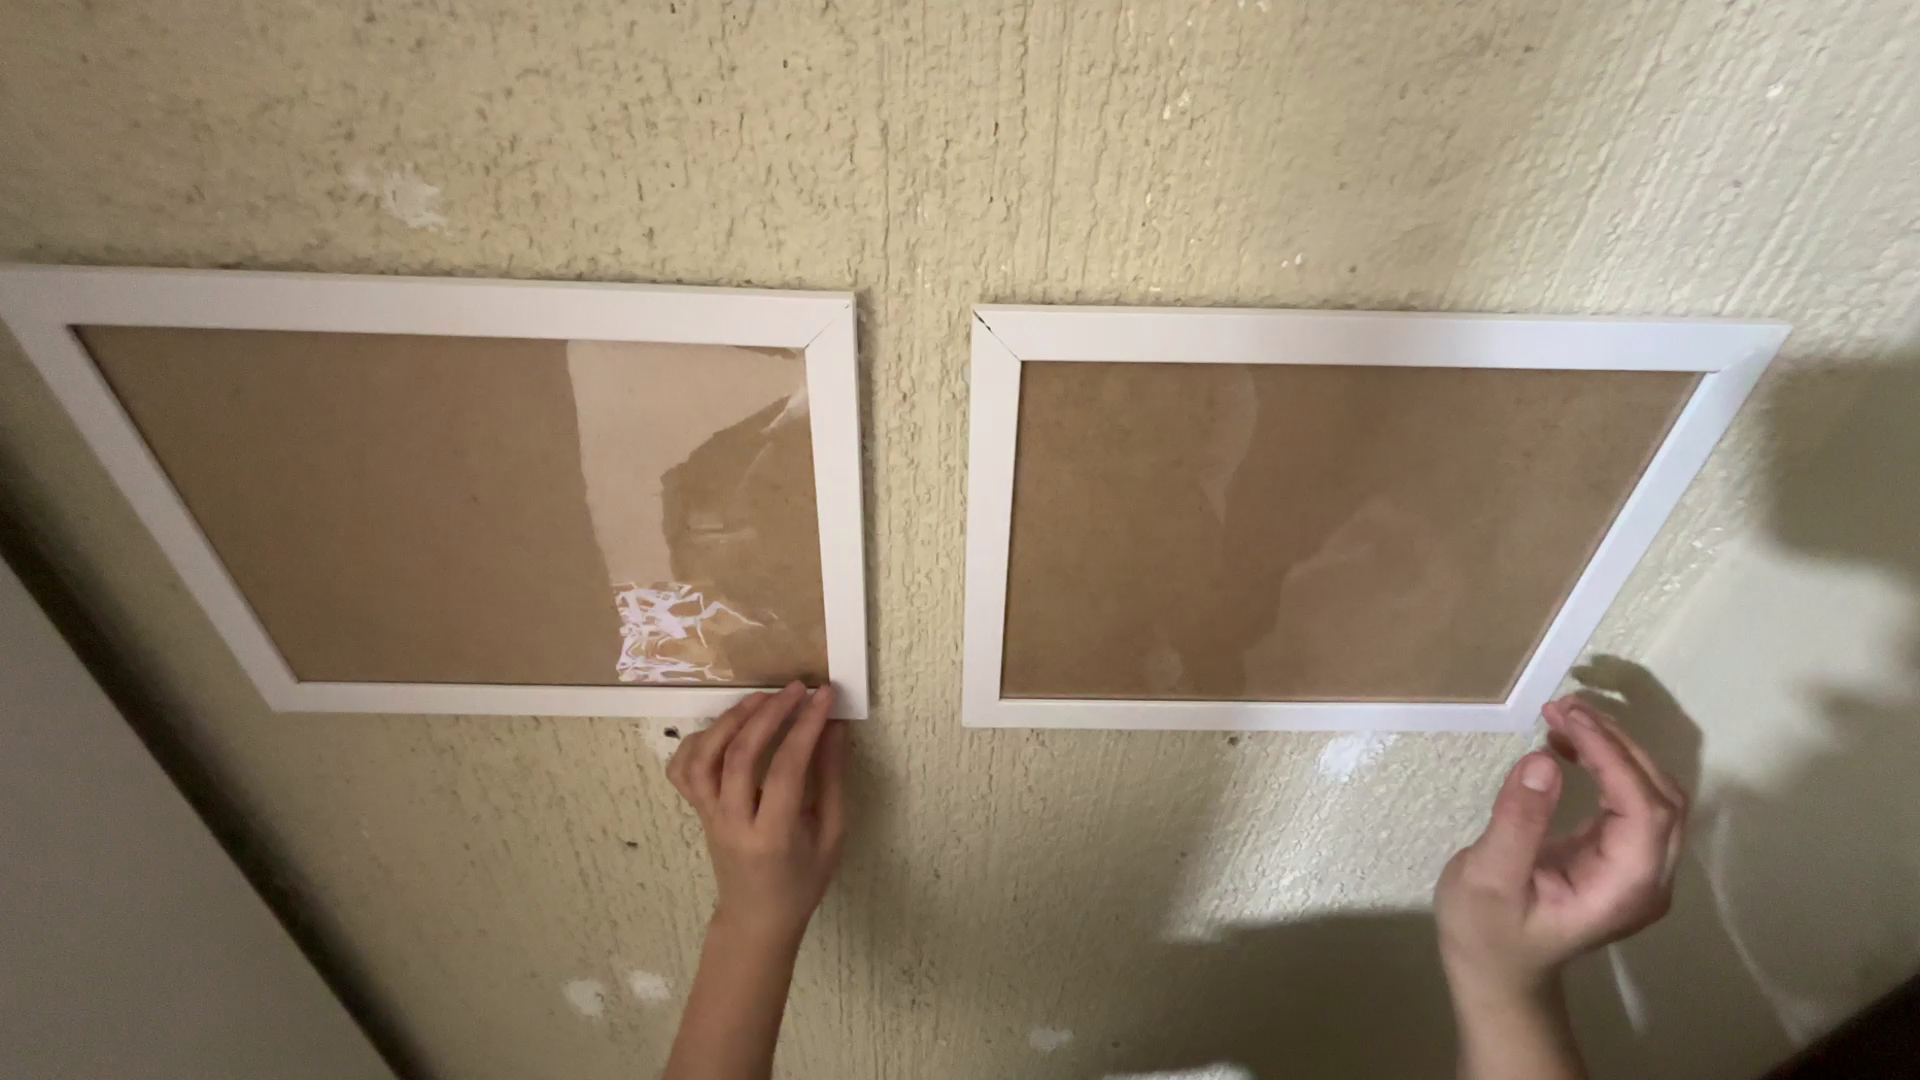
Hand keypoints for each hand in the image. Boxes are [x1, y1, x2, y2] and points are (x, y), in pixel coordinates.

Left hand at [667, 682, 849, 944]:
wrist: (756, 921)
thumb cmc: (802, 882)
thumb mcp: (832, 834)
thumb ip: (832, 779)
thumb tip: (834, 727)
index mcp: (773, 836)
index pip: (786, 768)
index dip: (806, 726)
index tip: (825, 696)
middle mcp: (733, 824)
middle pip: (740, 756)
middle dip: (770, 714)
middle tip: (797, 688)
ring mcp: (708, 817)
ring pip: (703, 758)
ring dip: (731, 720)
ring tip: (761, 699)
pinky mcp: (697, 811)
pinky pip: (683, 770)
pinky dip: (699, 740)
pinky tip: (727, 726)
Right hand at [1435, 696, 1688, 999]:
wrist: (1496, 972)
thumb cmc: (1486, 929)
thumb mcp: (1489, 876)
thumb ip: (1518, 820)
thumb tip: (1544, 760)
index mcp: (1623, 887)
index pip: (1641, 808)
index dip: (1611, 756)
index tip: (1564, 717)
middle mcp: (1646, 878)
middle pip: (1661, 798)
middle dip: (1618, 744)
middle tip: (1563, 708)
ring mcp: (1635, 870)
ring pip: (1652, 797)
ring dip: (1616, 751)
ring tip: (1563, 717)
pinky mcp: (1614, 860)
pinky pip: (1630, 804)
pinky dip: (1606, 767)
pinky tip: (1567, 748)